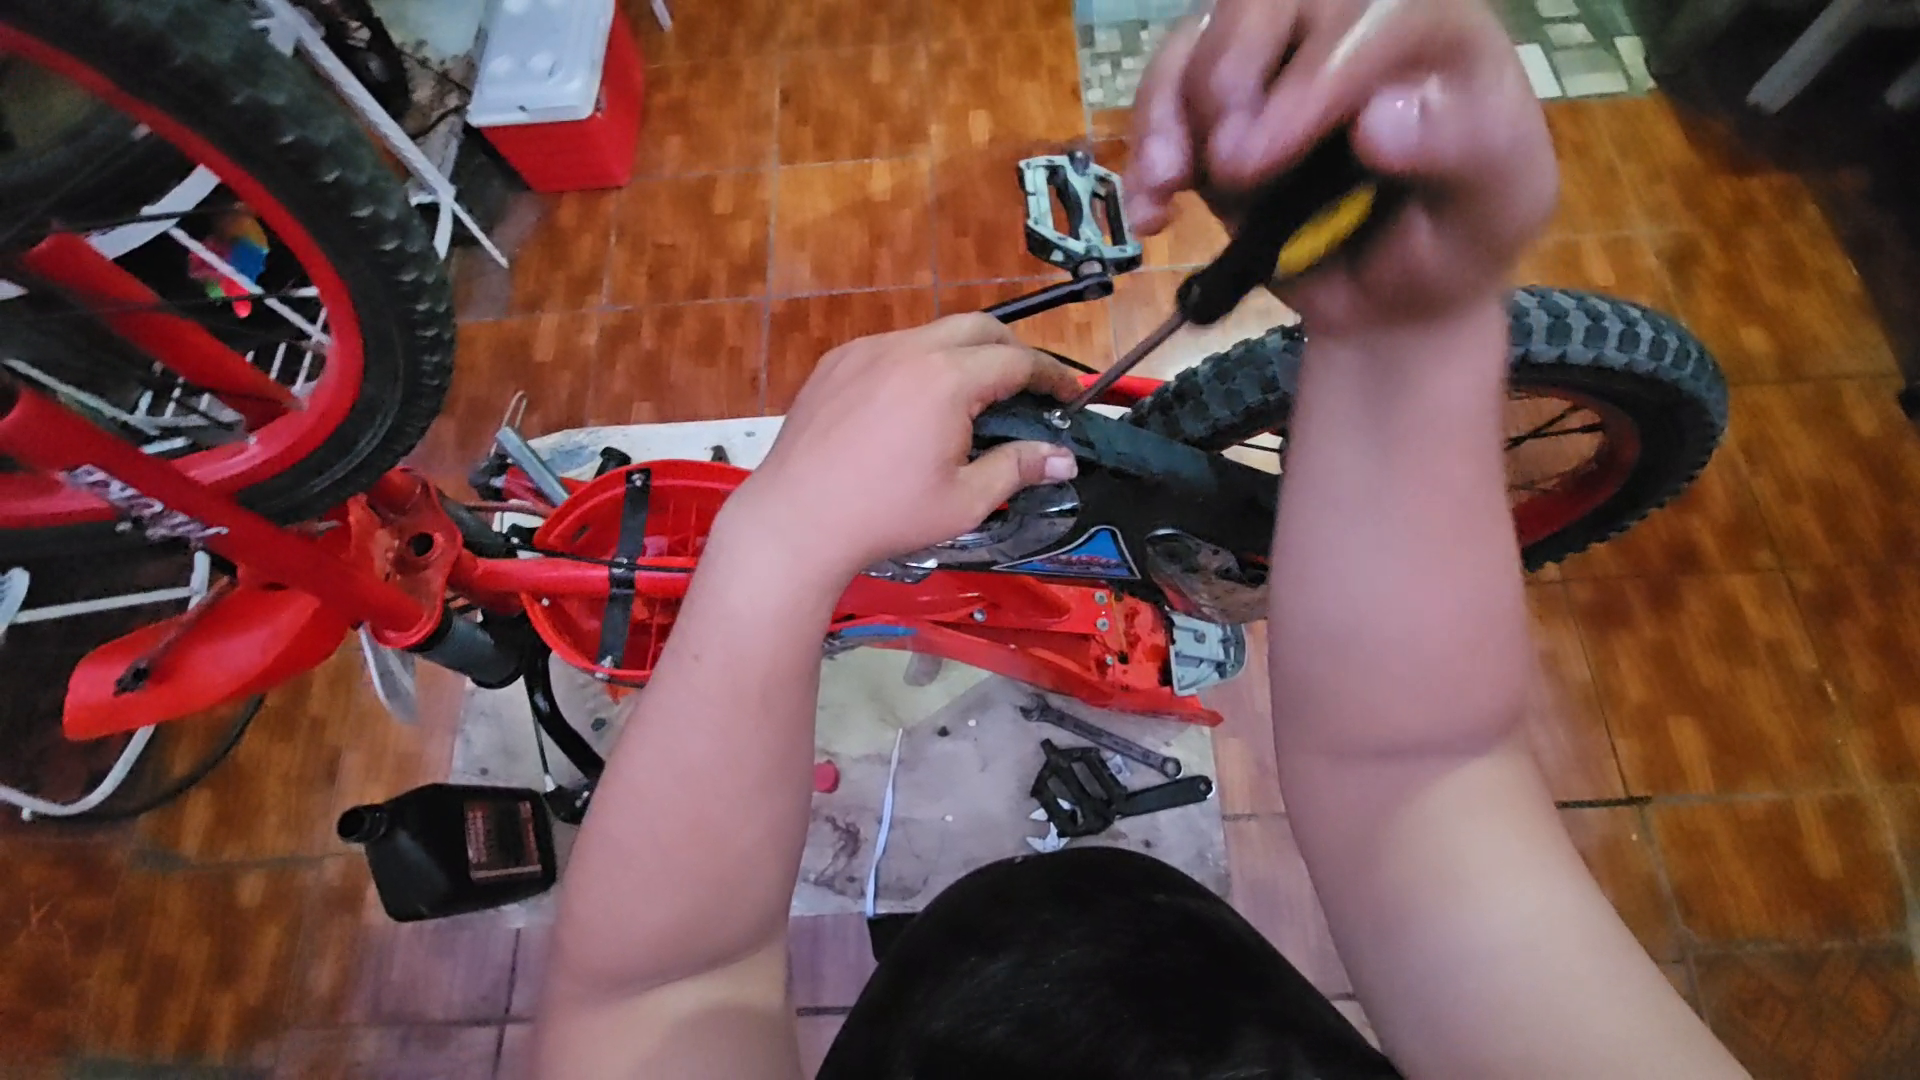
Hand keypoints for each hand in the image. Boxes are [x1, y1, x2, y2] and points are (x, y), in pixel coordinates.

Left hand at [727, 315, 1082, 578]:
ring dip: (962, 355)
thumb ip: (1019, 468)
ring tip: (969, 400)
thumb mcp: (964, 501)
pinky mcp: (835, 362)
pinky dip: (918, 364)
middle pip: (978, 327)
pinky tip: (912, 406)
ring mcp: (865, 351)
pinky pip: (891, 349)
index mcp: (946, 380)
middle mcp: (907, 349)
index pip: (1016, 360)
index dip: (1050, 375)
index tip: (1069, 393)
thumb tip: (1065, 457)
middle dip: (1011, 350)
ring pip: (931, 334)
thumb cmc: (886, 516)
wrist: (797, 520)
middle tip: (1026, 387)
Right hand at [1125, 0, 1556, 334]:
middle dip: (1229, 76)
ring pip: (1199, 41)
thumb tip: (1381, 117)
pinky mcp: (1220, 120)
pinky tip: (1151, 211)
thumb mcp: (1495, 206)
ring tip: (1165, 187)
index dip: (1310, 78)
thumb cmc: (1447, 245)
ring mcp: (1273, 73)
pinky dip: (1143, 151)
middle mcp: (1346, 33)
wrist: (1389, 294)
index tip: (1257, 162)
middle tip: (1227, 169)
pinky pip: (1164, 99)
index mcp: (1431, 35)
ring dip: (1168, 113)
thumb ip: (1464, 151)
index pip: (1373, 11)